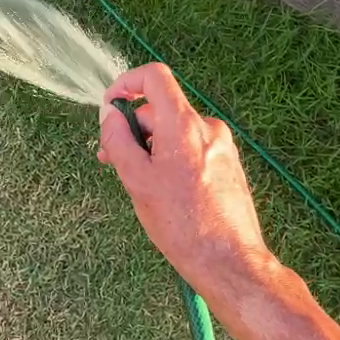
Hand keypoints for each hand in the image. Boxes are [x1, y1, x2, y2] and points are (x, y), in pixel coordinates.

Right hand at [98, 64, 278, 303]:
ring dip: (151, 146)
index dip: (126, 83)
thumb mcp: (136, 178)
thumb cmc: (181, 223)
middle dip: (133, 129)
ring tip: (140, 181)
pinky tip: (165, 190)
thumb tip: (109, 114)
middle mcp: (207, 127)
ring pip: (174, 130)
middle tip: (113, 160)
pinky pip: (191, 147)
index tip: (111, 106)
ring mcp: (222, 145)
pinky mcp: (228, 164)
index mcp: (183, 124)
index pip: (154, 76)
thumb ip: (117, 139)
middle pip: (160, 109)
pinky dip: (171, 157)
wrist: (230, 263)